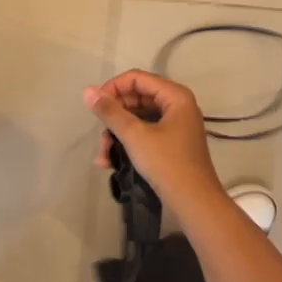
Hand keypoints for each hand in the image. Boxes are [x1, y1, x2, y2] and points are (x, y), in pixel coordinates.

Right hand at [84, 70, 219, 210]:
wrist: (194, 203)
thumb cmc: (167, 163)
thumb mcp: (134, 135)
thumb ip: (110, 111)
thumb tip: (88, 91)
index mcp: (175, 96)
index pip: (136, 78)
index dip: (113, 88)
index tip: (95, 105)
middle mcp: (177, 106)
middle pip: (135, 98)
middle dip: (114, 116)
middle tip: (99, 132)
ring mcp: (174, 125)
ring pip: (136, 118)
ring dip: (117, 133)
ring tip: (104, 155)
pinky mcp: (170, 143)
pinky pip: (143, 133)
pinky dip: (127, 144)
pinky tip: (110, 162)